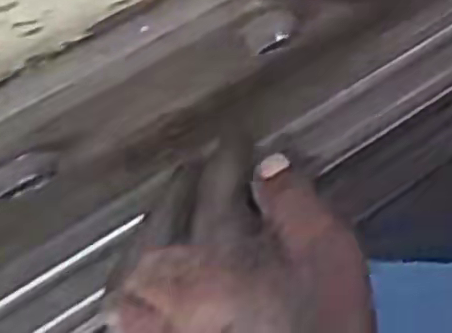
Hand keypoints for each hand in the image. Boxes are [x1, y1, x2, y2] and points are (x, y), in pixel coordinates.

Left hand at [110, 148, 372, 332]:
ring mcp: (156, 329)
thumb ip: (293, 202)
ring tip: (166, 212)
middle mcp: (167, 294)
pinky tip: (150, 273)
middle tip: (194, 166)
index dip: (226, 162)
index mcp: (212, 259)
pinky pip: (128, 309)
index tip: (237, 138)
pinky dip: (136, 279)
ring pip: (128, 277)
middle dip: (175, 195)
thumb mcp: (324, 245)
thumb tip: (270, 163)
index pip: (215, 195)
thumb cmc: (321, 309)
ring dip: (146, 236)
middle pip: (156, 237)